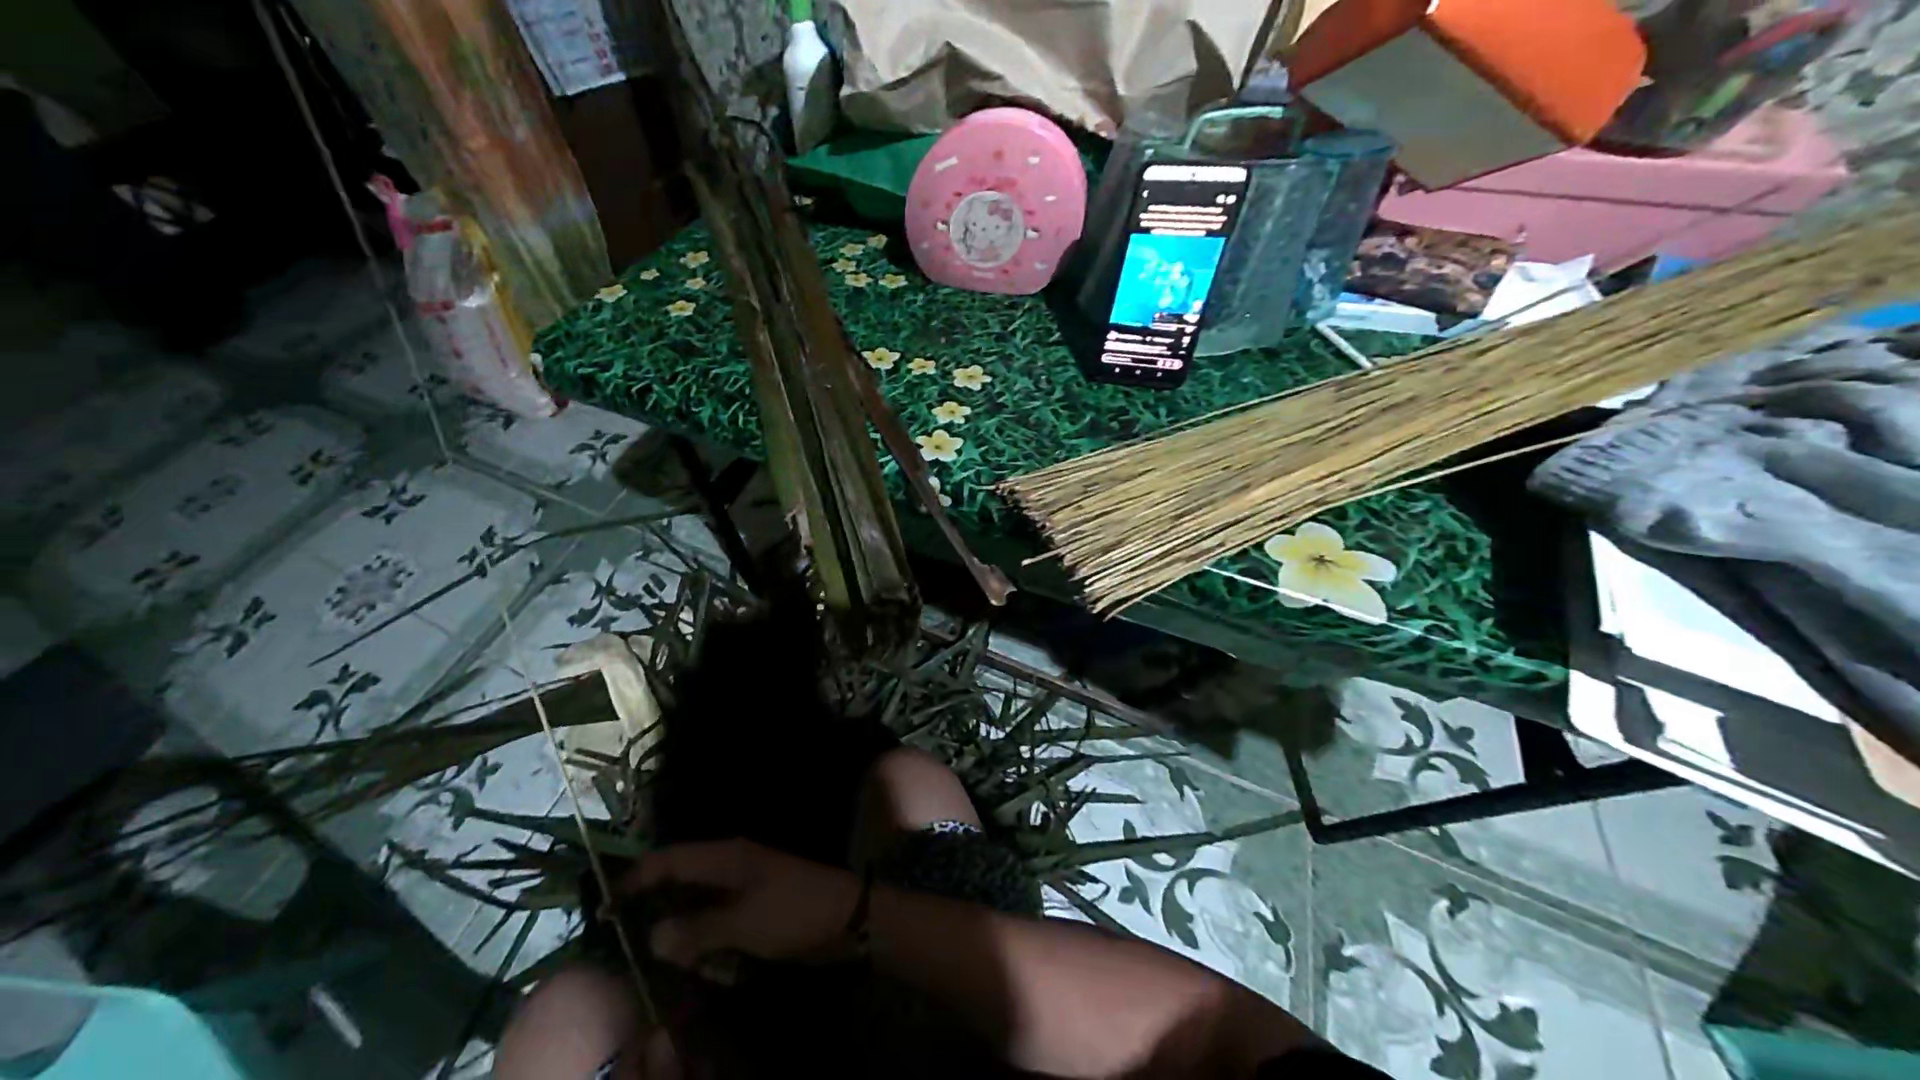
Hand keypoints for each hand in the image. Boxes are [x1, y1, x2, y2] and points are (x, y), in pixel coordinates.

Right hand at [622, 839, 862, 969]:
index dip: (634, 880)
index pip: (667, 860)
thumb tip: (653, 937)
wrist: (848, 919)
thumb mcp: (741, 923)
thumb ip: (694, 931)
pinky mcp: (754, 911)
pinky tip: (734, 967)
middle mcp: (729, 867)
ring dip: (698, 945)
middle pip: (679, 891)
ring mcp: (742, 889)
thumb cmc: (793, 912)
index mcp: (724, 857)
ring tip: (716, 965)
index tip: (605, 909)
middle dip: (669, 926)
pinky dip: (719, 950)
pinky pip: (719, 930)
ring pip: (697, 917)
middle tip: (669, 957)